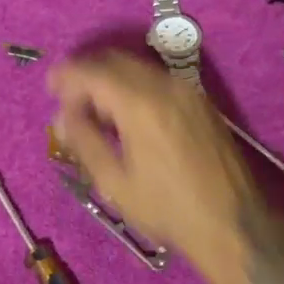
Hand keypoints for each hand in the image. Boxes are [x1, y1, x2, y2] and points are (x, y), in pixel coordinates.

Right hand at [49, 51, 261, 279]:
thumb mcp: (116, 184)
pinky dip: (134, 85)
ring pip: (138, 67)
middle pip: (115, 60)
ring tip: (94, 109)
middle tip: (68, 99)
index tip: (50, 88)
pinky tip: (127, 114)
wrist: (233, 223)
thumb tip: (62, 117)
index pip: (93, 71)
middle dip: (87, 73)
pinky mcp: (200, 101)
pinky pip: (158, 79)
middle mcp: (165, 86)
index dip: (66, 75)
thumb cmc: (168, 209)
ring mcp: (187, 90)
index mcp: (140, 104)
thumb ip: (85, 142)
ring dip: (111, 78)